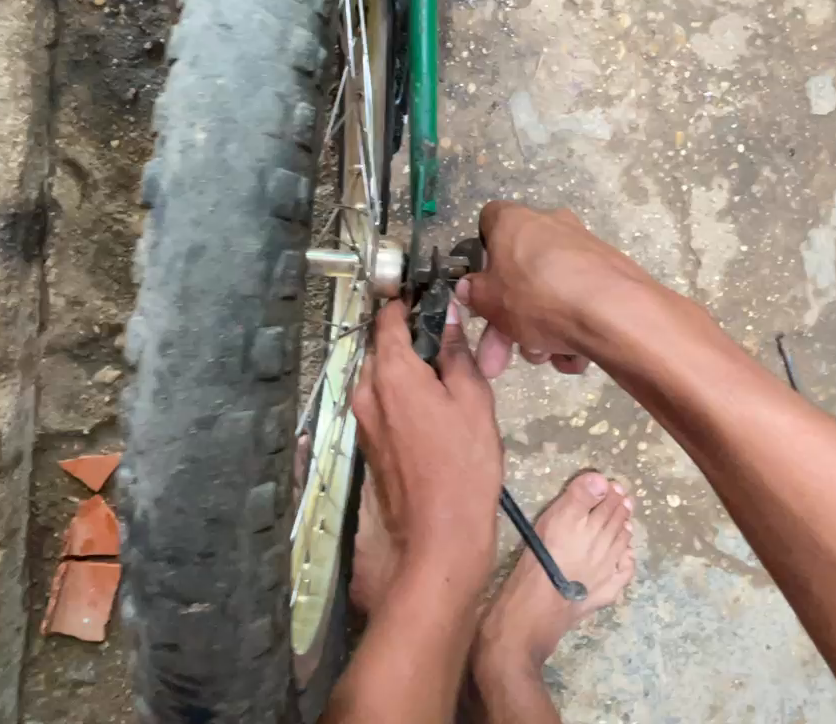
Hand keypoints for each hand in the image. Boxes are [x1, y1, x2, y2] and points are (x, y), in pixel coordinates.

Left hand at [352, 300, 501, 588]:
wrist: (439, 536)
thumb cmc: (464, 465)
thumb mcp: (473, 400)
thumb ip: (456, 354)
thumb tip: (448, 317)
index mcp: (391, 372)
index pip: (388, 319)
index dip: (407, 304)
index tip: (430, 299)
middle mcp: (366, 390)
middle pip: (381, 346)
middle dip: (410, 339)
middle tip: (448, 343)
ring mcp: (362, 418)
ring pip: (380, 374)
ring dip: (405, 368)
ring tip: (445, 378)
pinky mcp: (367, 441)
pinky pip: (380, 401)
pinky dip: (400, 393)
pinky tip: (432, 408)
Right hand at [456, 202, 659, 375]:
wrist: (613, 312)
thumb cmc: (537, 296)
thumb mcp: (489, 301)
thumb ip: (473, 293)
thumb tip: (470, 288)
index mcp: (514, 220)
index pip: (489, 222)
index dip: (483, 254)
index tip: (484, 286)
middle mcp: (549, 225)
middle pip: (519, 272)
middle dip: (508, 319)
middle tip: (500, 357)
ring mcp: (582, 248)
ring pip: (548, 292)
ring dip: (539, 329)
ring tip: (545, 359)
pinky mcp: (609, 272)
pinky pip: (578, 301)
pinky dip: (571, 327)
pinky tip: (572, 354)